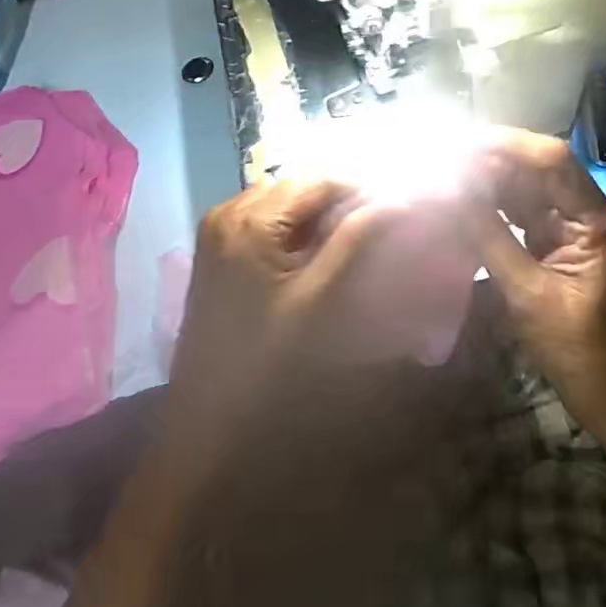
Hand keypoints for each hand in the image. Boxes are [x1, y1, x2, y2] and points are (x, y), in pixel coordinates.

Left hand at [168, 178, 386, 439]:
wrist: (208, 425)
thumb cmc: (268, 365)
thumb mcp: (320, 301)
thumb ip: (357, 243)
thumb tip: (396, 200)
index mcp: (248, 220)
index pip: (320, 181)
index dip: (363, 195)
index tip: (396, 222)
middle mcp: (226, 213)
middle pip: (298, 191)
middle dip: (340, 209)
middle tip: (376, 242)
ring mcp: (216, 235)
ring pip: (284, 208)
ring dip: (319, 223)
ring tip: (350, 255)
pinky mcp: (216, 257)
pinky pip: (265, 228)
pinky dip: (295, 238)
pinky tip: (314, 267)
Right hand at [468, 129, 605, 424]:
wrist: (602, 390)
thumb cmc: (572, 346)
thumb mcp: (526, 292)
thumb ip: (489, 238)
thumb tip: (451, 194)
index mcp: (595, 221)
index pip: (554, 162)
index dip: (510, 145)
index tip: (464, 142)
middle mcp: (586, 215)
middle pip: (538, 171)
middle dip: (493, 160)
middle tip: (445, 157)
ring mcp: (570, 230)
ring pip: (526, 190)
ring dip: (489, 182)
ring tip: (447, 174)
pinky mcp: (554, 245)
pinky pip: (520, 214)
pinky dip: (493, 208)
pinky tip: (463, 202)